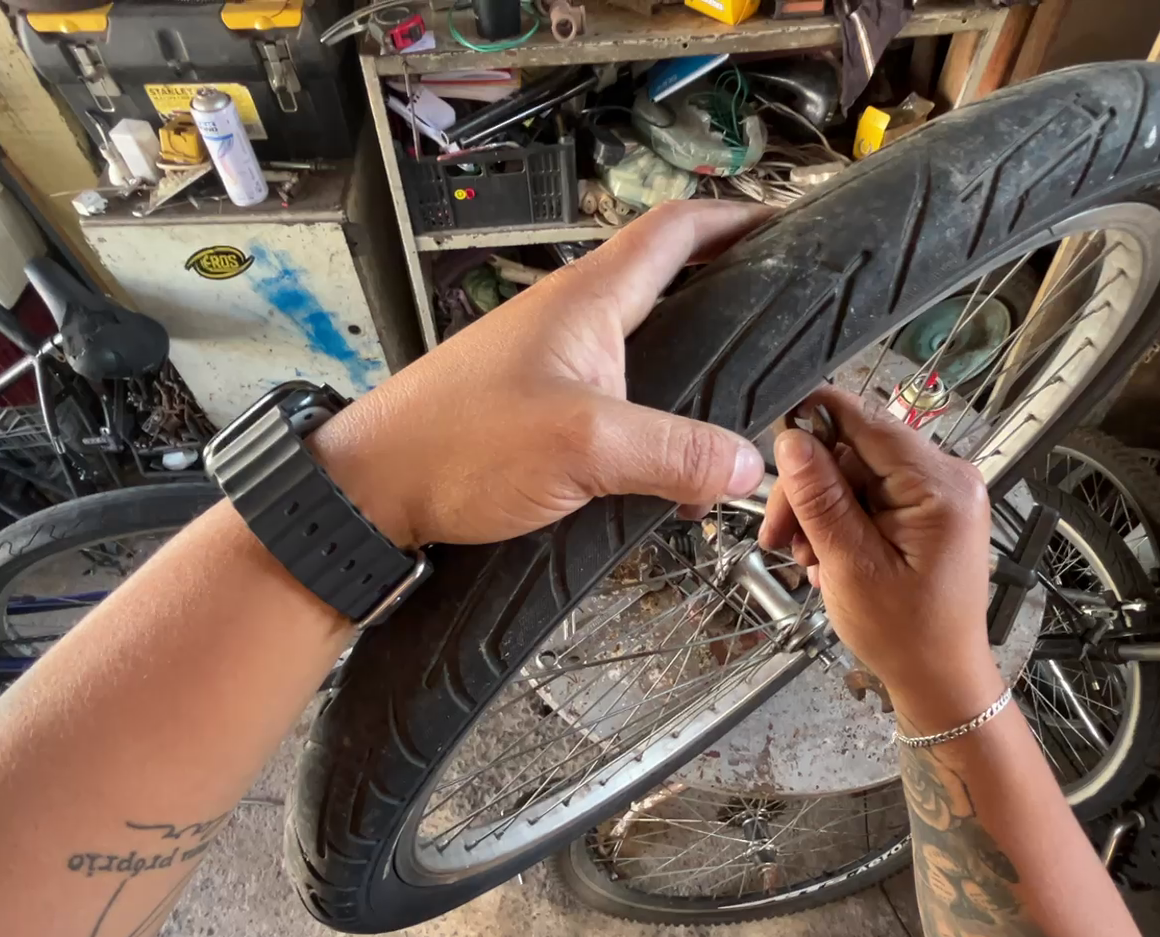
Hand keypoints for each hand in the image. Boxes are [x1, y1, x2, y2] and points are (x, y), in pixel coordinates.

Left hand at [308, 201, 773, 548]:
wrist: (376, 491)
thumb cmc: (461, 446)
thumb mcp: (583, 446)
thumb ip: (671, 453)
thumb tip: (744, 464)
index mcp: (586, 301)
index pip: (674, 232)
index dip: (734, 221)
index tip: (783, 233)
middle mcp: (571, 322)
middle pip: (665, 294)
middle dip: (722, 312)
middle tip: (769, 346)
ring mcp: (552, 367)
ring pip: (642, 360)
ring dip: (685, 389)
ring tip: (724, 429)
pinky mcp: (537, 410)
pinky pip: (613, 407)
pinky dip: (648, 432)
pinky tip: (663, 473)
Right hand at [757, 386, 1006, 732]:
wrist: (937, 678)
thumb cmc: (901, 631)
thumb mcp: (850, 563)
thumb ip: (820, 498)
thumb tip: (791, 439)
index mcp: (939, 486)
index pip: (869, 424)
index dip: (816, 419)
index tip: (772, 429)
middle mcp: (946, 478)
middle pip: (854, 455)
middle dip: (809, 492)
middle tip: (777, 539)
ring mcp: (936, 496)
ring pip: (854, 478)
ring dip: (818, 514)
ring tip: (805, 560)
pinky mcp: (925, 514)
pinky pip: (869, 499)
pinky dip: (839, 524)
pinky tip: (826, 559)